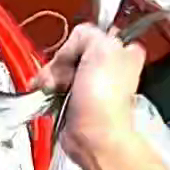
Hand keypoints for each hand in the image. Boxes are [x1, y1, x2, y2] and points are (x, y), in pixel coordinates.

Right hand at [34, 23, 144, 165]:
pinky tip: (47, 94)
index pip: (91, 33)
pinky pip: (53, 86)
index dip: (78, 42)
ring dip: (50, 76)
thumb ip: (86, 34)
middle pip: (72, 51)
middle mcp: (106, 68)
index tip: (75, 53)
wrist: (93, 136)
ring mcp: (89, 85)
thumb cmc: (103, 97)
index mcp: (122, 51)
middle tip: (63, 75)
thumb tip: (69, 47)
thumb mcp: (101, 47)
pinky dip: (46, 89)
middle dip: (61, 62)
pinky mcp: (73, 101)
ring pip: (59, 68)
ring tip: (53, 88)